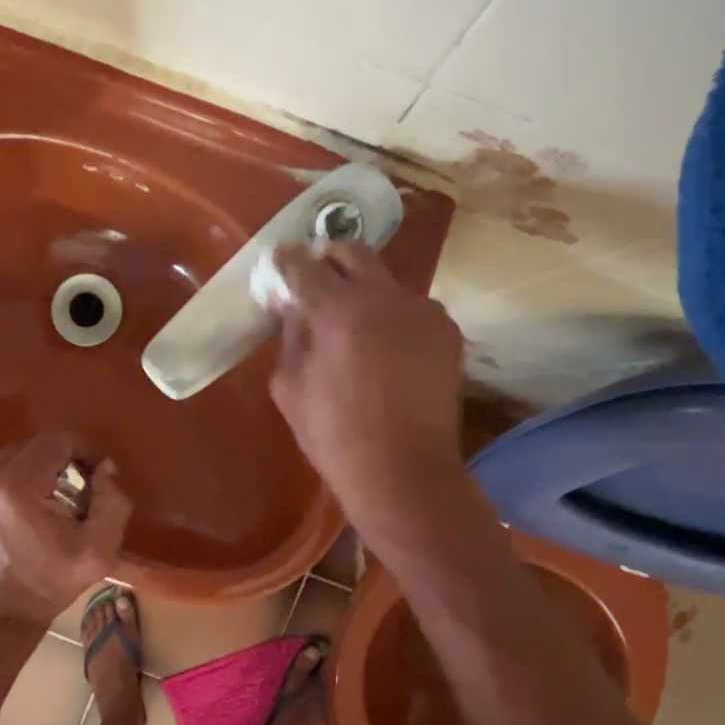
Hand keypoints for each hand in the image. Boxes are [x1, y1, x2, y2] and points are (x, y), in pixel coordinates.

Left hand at [0, 434, 133, 626]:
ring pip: (17, 455)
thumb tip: (104, 468)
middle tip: (79, 493)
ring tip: (54, 502)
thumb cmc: (50, 583)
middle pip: (36, 445)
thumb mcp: (99, 550)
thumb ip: (112, 502)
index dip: (85, 454)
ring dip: (40, 470)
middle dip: (63, 463)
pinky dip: (17, 479)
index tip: (97, 480)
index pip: (58, 442)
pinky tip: (28, 508)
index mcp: (14, 487)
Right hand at [268, 240, 466, 525]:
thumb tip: (293, 307)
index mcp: (338, 310)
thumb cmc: (334, 435)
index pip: (303, 266)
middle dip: (328, 257)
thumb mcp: (289, 386)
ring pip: (385, 283)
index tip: (277, 262)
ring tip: (351, 323)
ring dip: (363, 292)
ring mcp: (423, 311)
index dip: (285, 262)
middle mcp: (385, 297)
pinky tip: (383, 350)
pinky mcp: (447, 332)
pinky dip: (391, 319)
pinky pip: (411, 311)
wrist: (403, 471)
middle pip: (353, 253)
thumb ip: (290, 336)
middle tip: (313, 275)